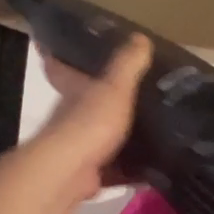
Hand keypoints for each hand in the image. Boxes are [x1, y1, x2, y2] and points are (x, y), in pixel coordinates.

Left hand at [29, 35, 152, 203]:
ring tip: (155, 133)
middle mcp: (72, 118)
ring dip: (122, 138)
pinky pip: (115, 170)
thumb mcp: (115, 87)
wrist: (70, 173)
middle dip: (104, 103)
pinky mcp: (89, 176)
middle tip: (136, 97)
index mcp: (75, 91)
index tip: (57, 48)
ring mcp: (79, 149)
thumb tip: (141, 37)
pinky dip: (132, 171)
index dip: (59, 57)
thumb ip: (127, 64)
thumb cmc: (89, 122)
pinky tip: (154, 171)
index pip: (60, 68)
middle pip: (86, 105)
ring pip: (102, 138)